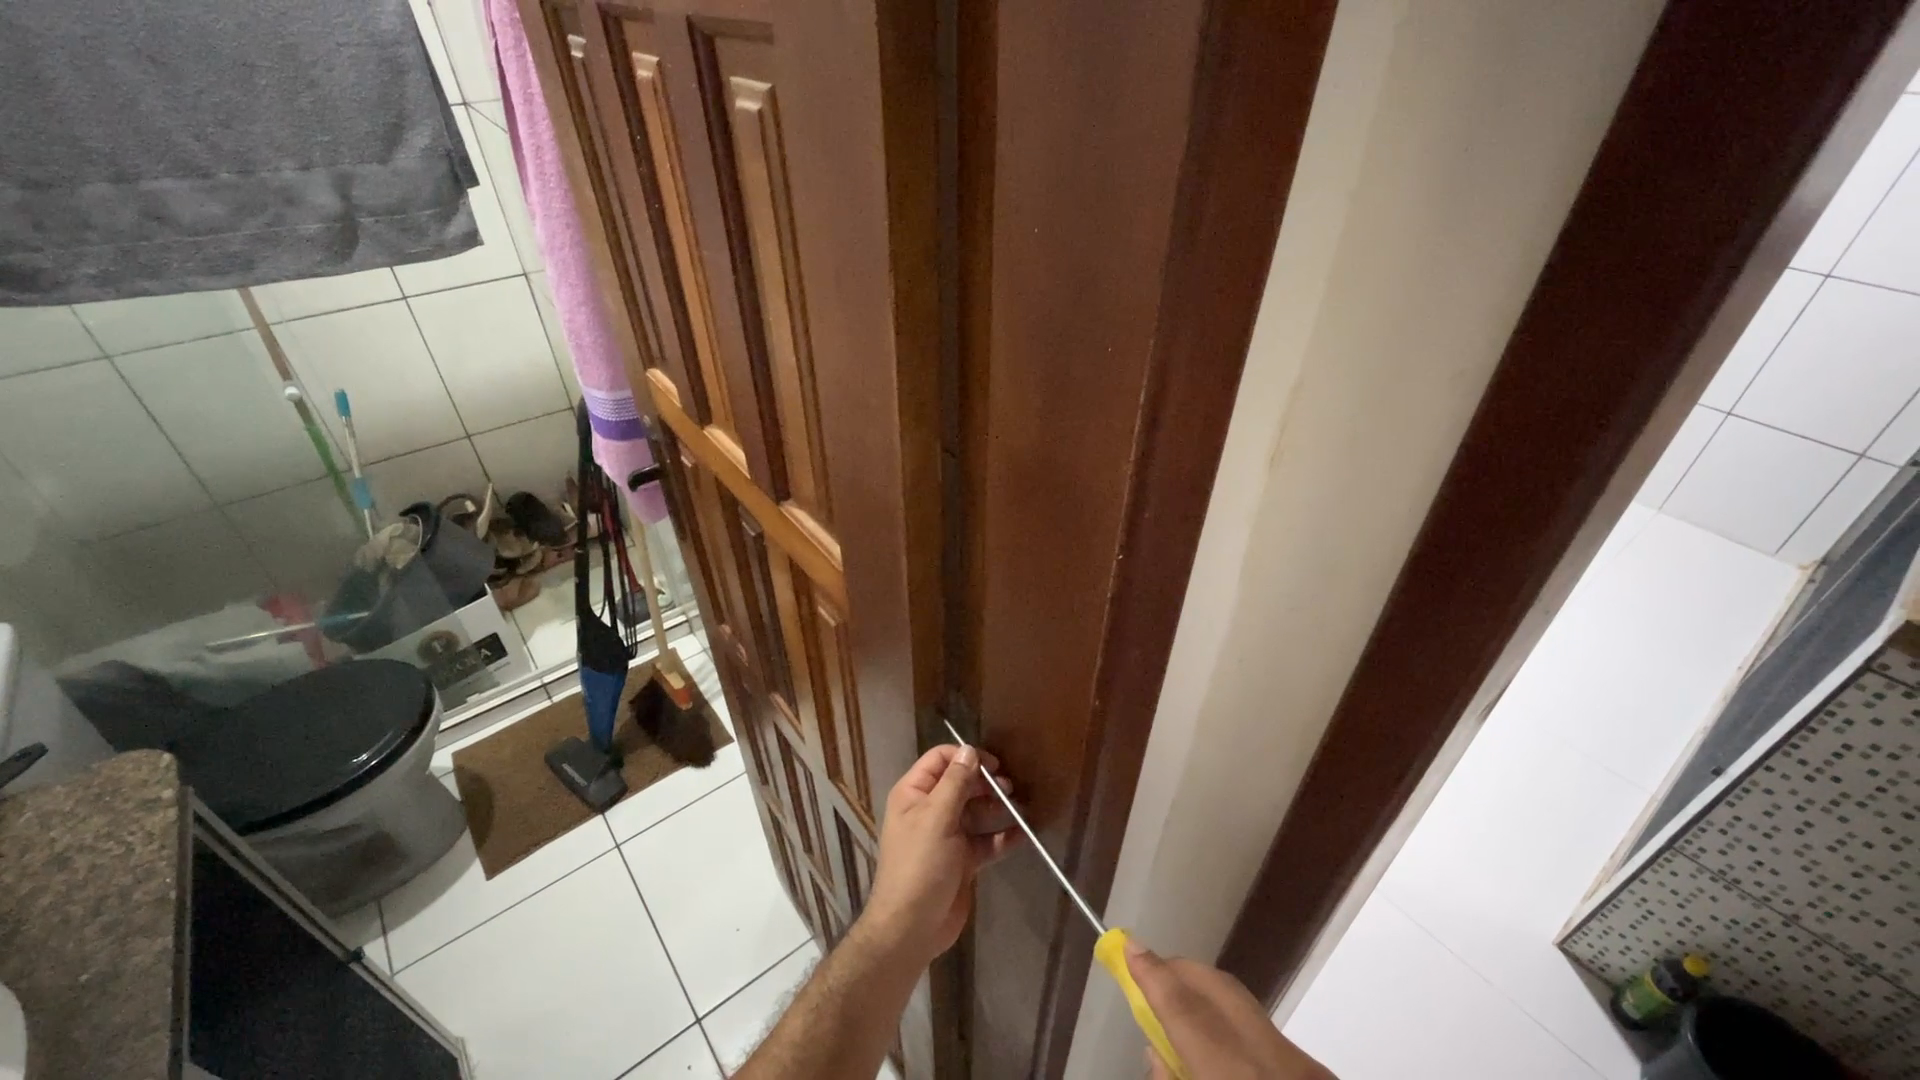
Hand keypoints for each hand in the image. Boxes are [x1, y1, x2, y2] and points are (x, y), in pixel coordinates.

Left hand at [861, 745, 1017, 965]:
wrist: (911, 927)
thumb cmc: (919, 865)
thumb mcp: (936, 818)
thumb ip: (955, 783)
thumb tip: (968, 750)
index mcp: (914, 794)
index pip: (940, 760)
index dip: (966, 757)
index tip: (994, 765)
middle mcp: (929, 810)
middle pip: (961, 784)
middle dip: (986, 783)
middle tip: (1010, 788)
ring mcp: (947, 836)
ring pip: (976, 812)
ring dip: (998, 808)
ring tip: (1021, 807)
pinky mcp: (962, 860)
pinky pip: (986, 841)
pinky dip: (1003, 837)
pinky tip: (1023, 834)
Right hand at [1126, 943, 1337, 1079]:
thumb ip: (1171, 1079)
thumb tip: (1156, 1049)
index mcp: (1232, 1074)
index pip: (1186, 1013)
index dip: (1154, 975)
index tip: (1127, 946)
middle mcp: (1274, 1064)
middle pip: (1220, 991)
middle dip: (1179, 973)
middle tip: (1146, 977)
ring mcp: (1304, 1065)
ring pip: (1244, 1005)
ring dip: (1205, 995)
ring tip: (1176, 1008)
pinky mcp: (1317, 1070)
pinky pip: (1264, 1030)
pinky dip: (1233, 1023)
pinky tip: (1219, 1041)